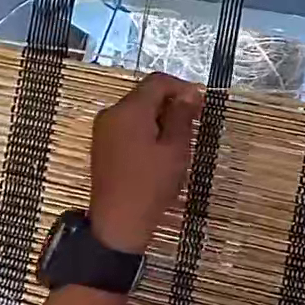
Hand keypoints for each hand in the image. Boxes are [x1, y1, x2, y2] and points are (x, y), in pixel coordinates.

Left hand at [89, 72, 203, 253]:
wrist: (118, 222)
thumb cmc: (151, 185)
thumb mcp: (174, 149)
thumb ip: (181, 116)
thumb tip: (187, 94)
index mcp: (129, 110)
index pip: (157, 82)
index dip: (182, 87)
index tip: (201, 103)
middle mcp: (112, 113)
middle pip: (145, 94)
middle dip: (171, 101)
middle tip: (195, 120)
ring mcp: (104, 129)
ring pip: (137, 110)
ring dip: (160, 116)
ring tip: (180, 137)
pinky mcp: (103, 145)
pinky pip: (127, 125)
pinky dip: (146, 128)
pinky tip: (160, 147)